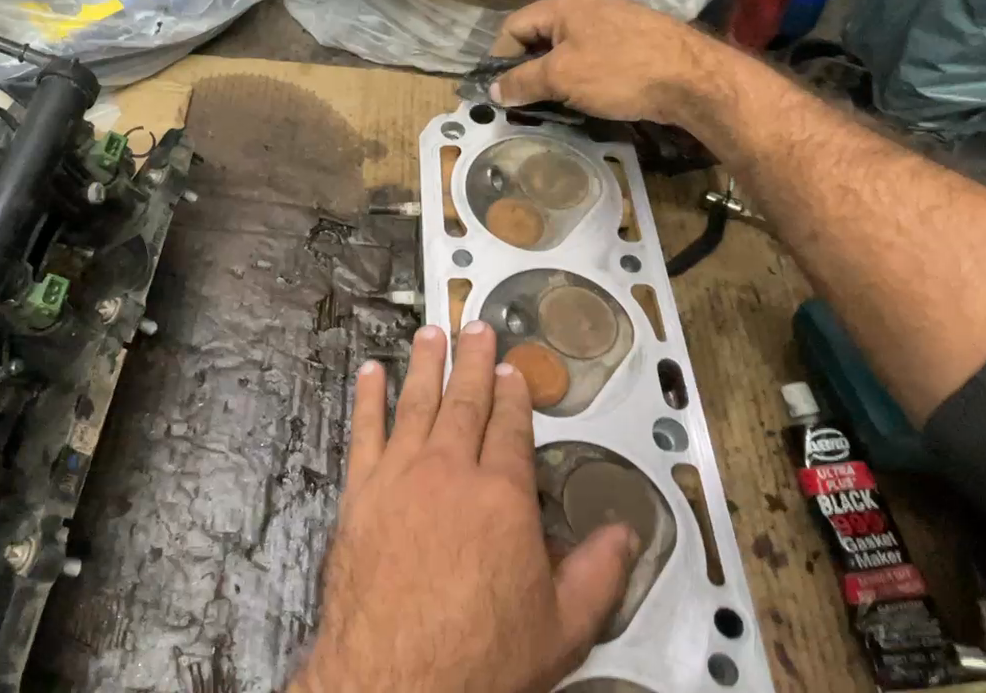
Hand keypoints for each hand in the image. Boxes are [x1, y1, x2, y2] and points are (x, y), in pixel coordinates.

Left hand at [291, 322, 638, 692]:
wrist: (397, 678)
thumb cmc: (481, 657)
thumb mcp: (562, 627)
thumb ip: (597, 574)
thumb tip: (624, 533)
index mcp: (502, 497)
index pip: (510, 428)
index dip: (513, 395)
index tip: (512, 369)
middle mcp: (450, 472)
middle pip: (464, 403)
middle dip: (472, 362)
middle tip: (474, 327)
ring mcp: (401, 477)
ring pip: (416, 405)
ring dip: (424, 365)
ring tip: (430, 334)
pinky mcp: (361, 492)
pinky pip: (364, 432)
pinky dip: (368, 399)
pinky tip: (370, 372)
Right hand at [487, 0, 738, 126]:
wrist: (693, 78)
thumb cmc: (619, 71)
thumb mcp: (562, 77)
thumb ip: (522, 82)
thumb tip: (494, 90)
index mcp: (563, 5)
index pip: (513, 27)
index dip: (501, 59)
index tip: (501, 93)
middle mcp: (585, 6)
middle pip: (538, 37)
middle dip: (527, 70)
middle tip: (524, 103)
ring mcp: (611, 22)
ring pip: (565, 50)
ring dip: (553, 77)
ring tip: (554, 105)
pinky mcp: (631, 41)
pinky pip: (590, 56)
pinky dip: (579, 77)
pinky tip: (585, 98)